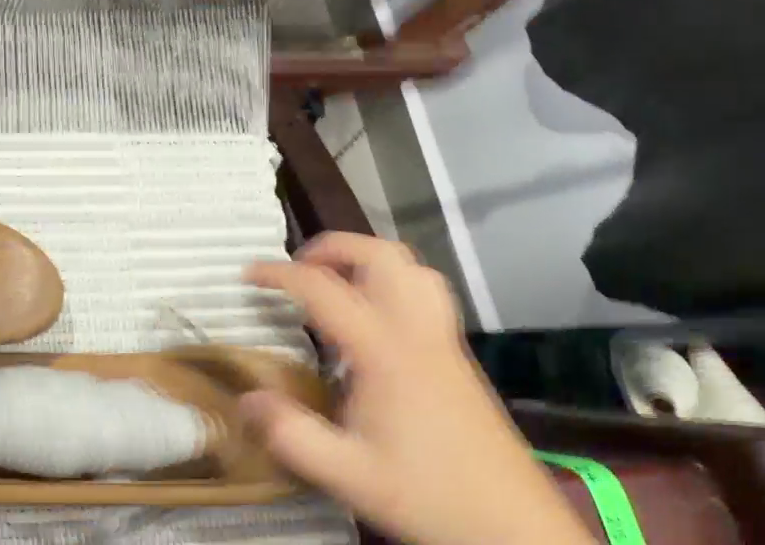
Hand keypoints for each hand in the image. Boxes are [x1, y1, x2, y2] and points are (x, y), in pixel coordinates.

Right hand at [243, 234, 593, 544]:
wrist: (518, 530)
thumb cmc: (432, 496)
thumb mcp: (350, 476)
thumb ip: (292, 436)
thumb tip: (246, 398)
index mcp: (385, 351)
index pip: (324, 288)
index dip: (279, 274)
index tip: (247, 275)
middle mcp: (417, 333)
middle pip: (380, 255)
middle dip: (334, 247)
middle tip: (301, 268)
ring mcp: (443, 342)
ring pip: (411, 268)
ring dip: (368, 261)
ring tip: (336, 283)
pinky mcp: (457, 358)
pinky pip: (424, 294)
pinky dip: (391, 284)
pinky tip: (371, 322)